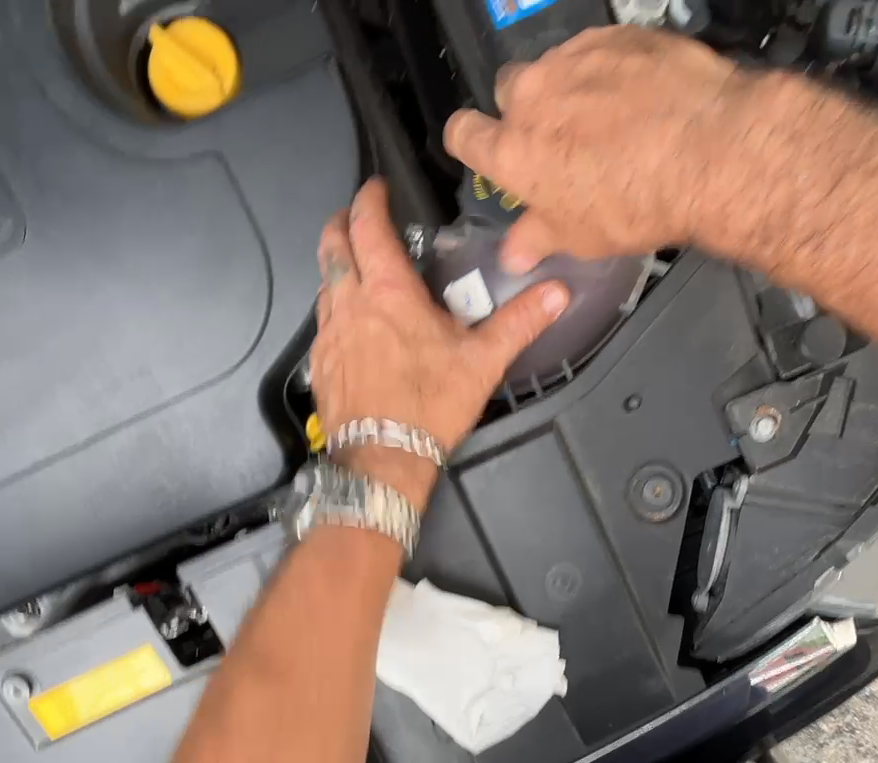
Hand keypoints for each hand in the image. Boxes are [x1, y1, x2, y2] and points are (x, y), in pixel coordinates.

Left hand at [312, 179, 567, 506]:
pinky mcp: (320, 363)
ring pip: (324, 283)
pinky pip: (323, 322)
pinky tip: (354, 326)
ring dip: (339, 268)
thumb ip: (519, 322)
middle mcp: (350, 303)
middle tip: (359, 219)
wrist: (384, 458)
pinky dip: (335, 309)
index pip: (367, 226)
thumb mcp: (483, 361)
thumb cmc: (432, 405)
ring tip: (359, 271)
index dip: (369, 199)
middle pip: (331, 245)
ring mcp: (329, 334)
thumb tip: (557, 293)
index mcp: (388, 292)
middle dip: (342, 223)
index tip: (378, 189)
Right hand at [442, 26, 816, 272]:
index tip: (487, 148)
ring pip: (555, 70)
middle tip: (564, 143)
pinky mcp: (614, 36)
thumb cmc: (638, 201)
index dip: (472, 142)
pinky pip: (598, 51)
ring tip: (610, 124)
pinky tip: (638, 100)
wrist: (707, 151)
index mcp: (514, 151)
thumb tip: (515, 253)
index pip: (462, 134)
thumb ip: (537, 237)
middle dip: (528, 114)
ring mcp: (573, 59)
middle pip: (509, 94)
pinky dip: (610, 73)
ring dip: (572, 92)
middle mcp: (533, 96)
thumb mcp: (580, 238)